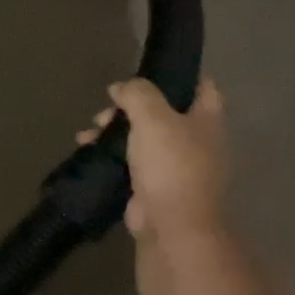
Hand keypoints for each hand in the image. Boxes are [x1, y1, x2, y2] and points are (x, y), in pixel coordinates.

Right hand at [77, 77, 227, 245]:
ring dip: (115, 130)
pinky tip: (88, 150)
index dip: (180, 74)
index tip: (151, 70)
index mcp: (206, 120)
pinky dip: (110, 154)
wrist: (171, 225)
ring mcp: (174, 165)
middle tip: (109, 108)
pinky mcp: (153, 185)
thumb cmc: (170, 164)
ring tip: (90, 132)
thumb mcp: (153, 117)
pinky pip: (130, 161)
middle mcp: (196, 141)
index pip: (203, 86)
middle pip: (163, 111)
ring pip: (143, 136)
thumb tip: (121, 88)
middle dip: (132, 106)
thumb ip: (138, 94)